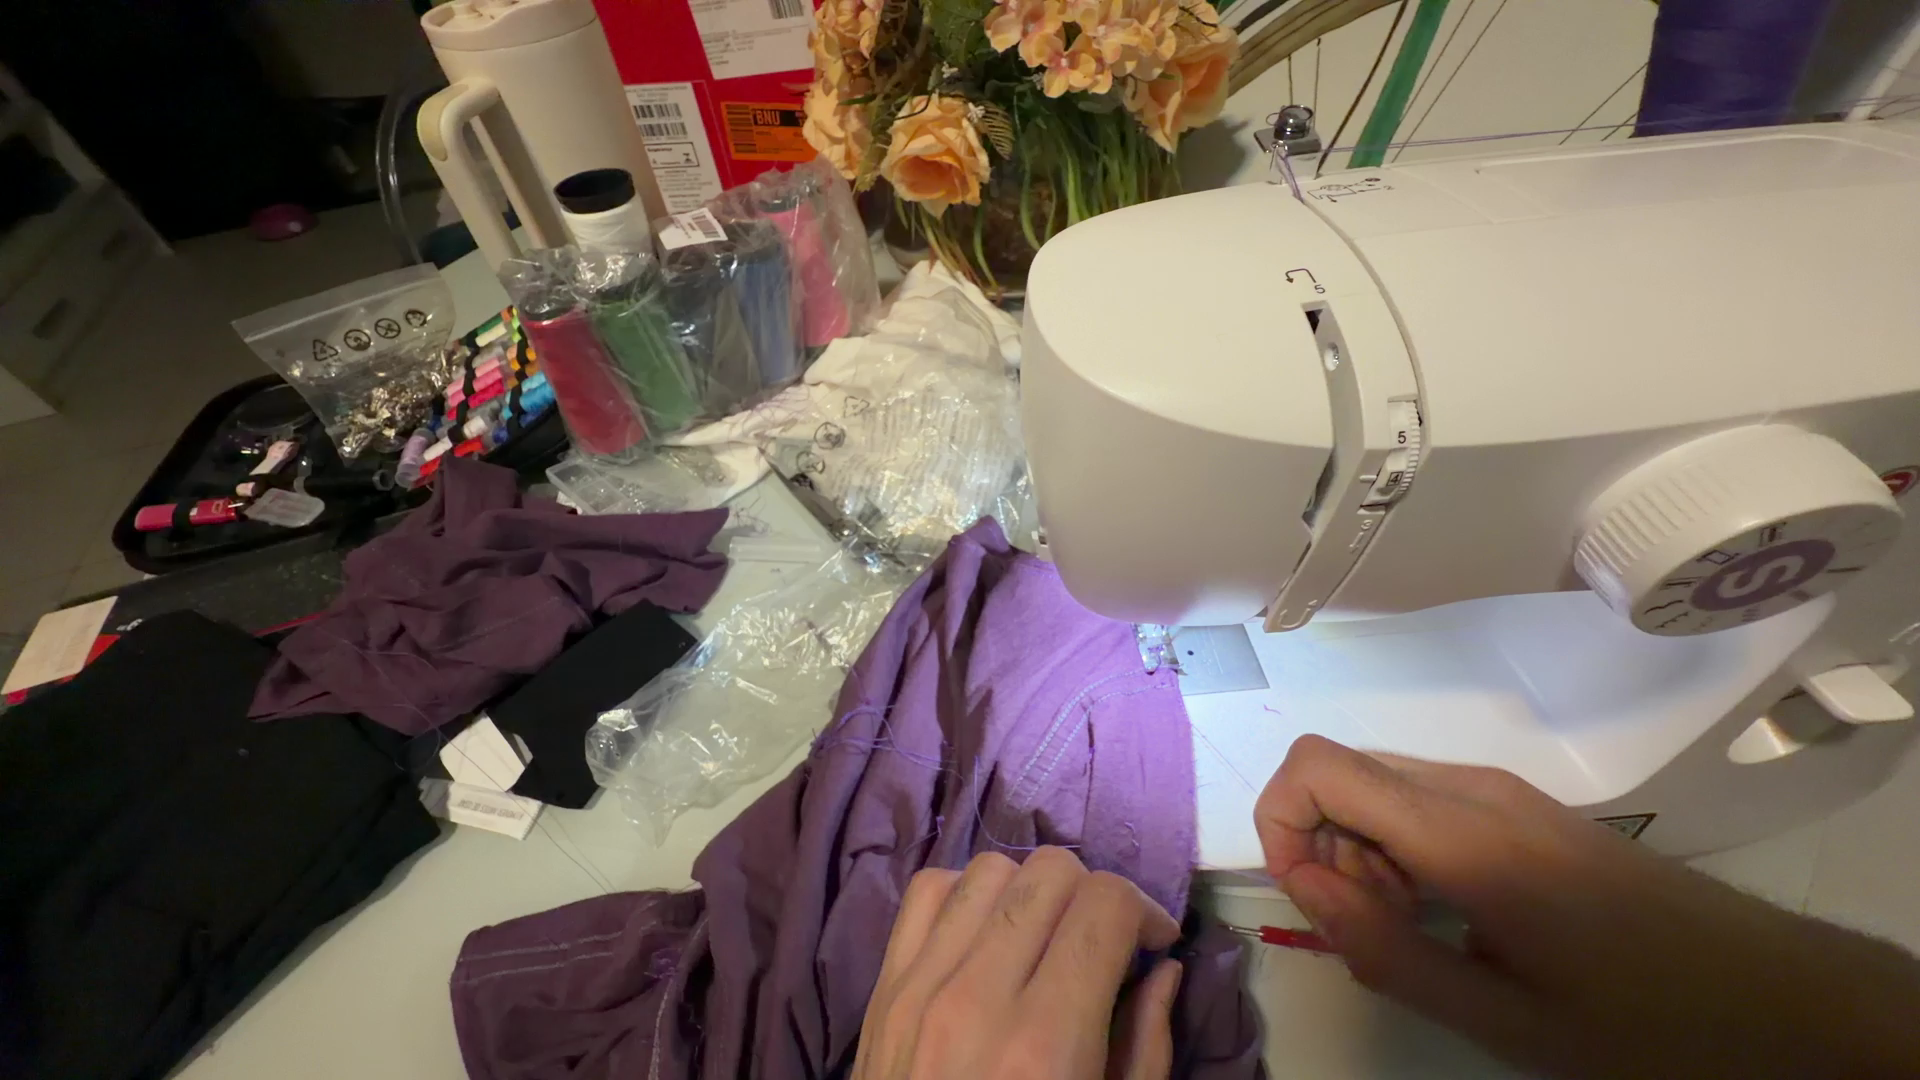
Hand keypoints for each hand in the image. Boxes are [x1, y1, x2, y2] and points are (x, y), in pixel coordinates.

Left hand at [853, 847, 1183, 1079]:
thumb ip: (1145, 1048)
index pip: (1103, 905)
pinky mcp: (884, 984)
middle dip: (1093, 891)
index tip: (1155, 940)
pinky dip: (967, 892)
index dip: (1144, 909)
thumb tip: (1163, 967)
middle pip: (1049, 871)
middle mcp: (977, 997)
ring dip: (1032, 888)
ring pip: (990, 868)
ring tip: (1046, 931)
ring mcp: (920, 984)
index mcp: (1044, 1045)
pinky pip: (929, 889)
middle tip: (1104, 937)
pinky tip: (987, 928)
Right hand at [1255, 735, 1919, 1079]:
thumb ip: (1384, 950)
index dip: (1280, 820)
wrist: (1787, 1000)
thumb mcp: (1505, 1018)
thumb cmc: (1646, 1021)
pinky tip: (1445, 906)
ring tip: (1414, 924)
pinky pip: (1414, 797)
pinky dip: (1395, 844)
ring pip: (1372, 782)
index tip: (1309, 895)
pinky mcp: (1511, 799)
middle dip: (1323, 845)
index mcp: (1462, 832)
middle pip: (1337, 771)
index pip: (1316, 766)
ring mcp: (1494, 786)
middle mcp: (1468, 784)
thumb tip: (1302, 885)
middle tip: (1373, 926)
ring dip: (1359, 849)